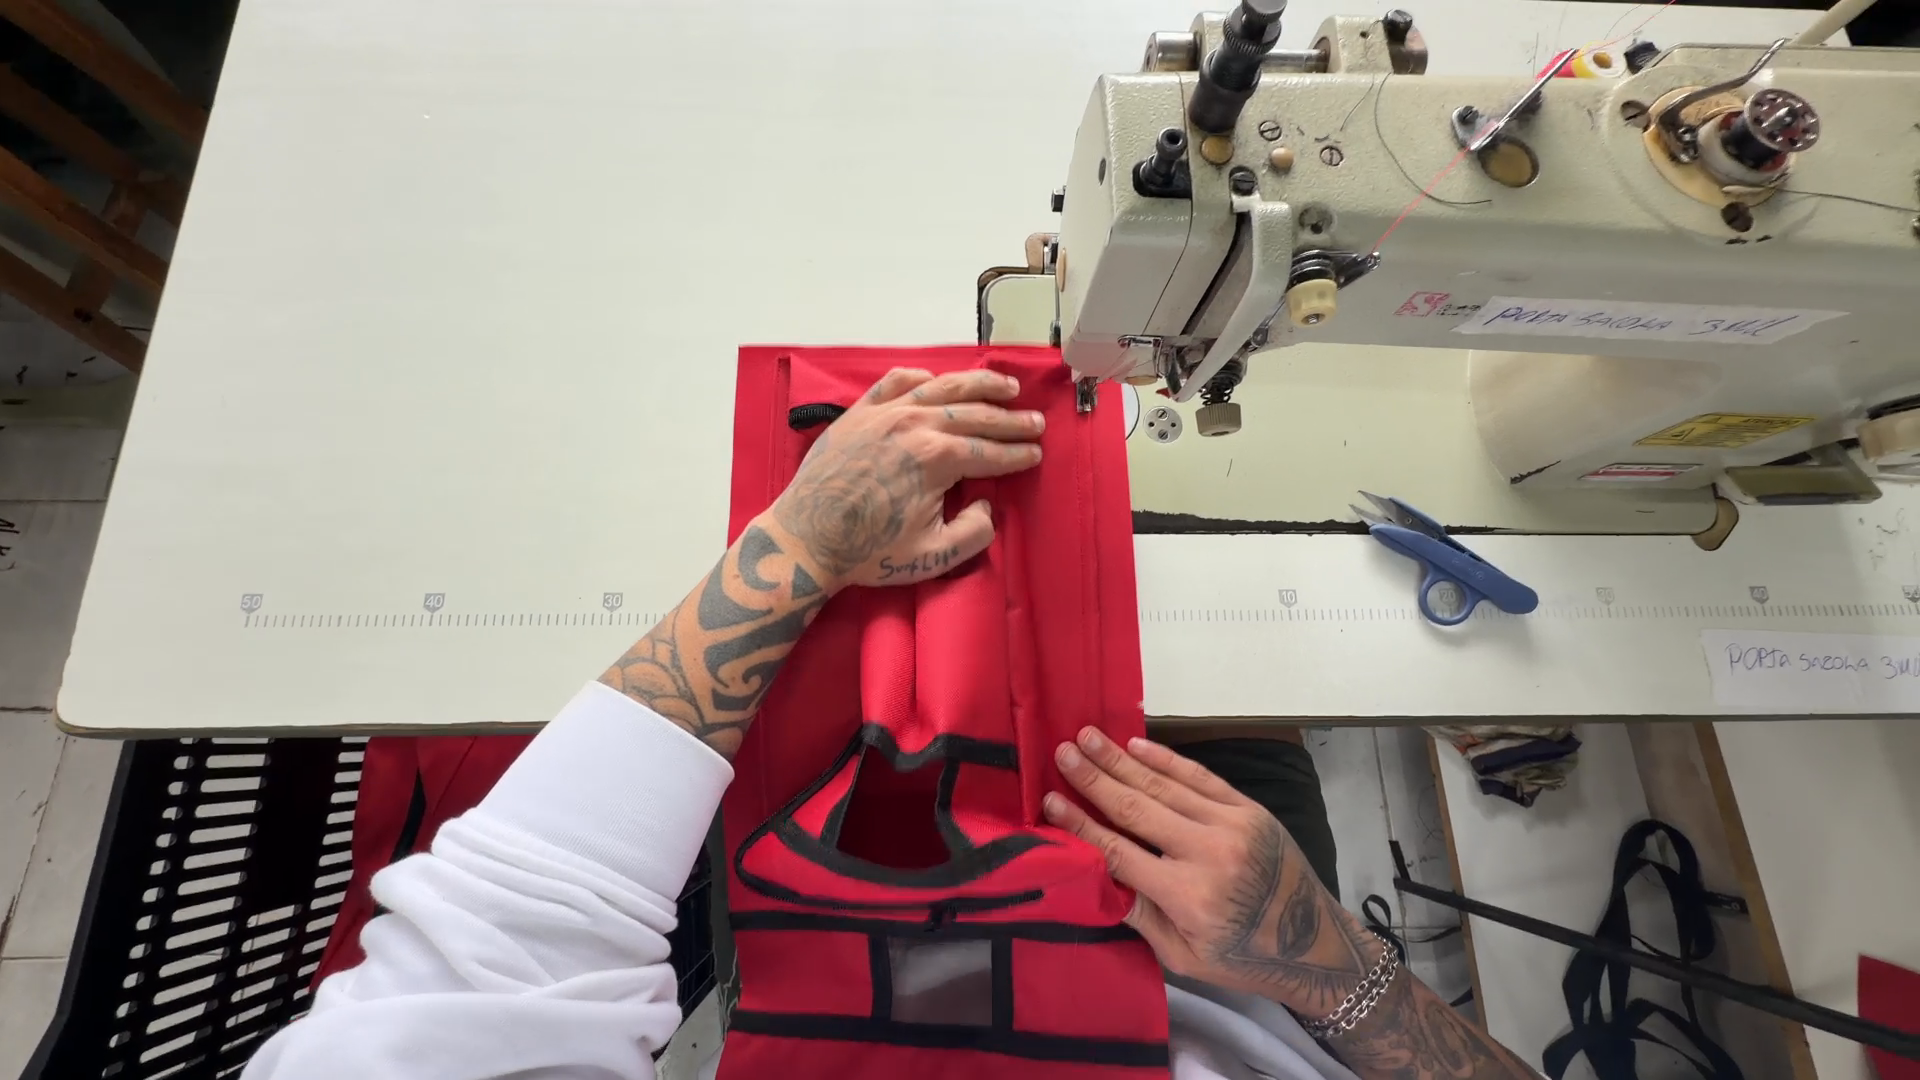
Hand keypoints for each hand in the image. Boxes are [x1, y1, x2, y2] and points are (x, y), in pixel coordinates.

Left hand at [768, 367, 1044, 591]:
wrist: (806, 539)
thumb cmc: (868, 552)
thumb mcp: (933, 557)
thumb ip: (974, 533)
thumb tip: (987, 506)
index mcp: (937, 458)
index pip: (991, 452)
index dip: (1018, 454)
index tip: (1036, 453)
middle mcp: (915, 424)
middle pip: (976, 415)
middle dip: (1011, 420)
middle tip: (1035, 422)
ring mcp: (885, 412)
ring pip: (943, 387)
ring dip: (980, 385)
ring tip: (1006, 386)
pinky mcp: (860, 411)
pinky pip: (896, 380)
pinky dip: (922, 376)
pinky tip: (936, 380)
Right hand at [1043, 728, 1385, 1018]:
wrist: (1318, 946)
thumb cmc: (1242, 958)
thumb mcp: (1184, 957)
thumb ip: (1139, 913)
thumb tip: (1092, 871)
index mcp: (1188, 896)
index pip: (1118, 851)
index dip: (1080, 824)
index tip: (1049, 800)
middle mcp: (1207, 853)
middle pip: (1136, 807)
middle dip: (1094, 778)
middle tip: (1063, 750)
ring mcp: (1231, 824)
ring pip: (1164, 784)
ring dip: (1120, 758)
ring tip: (1088, 735)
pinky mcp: (1248, 808)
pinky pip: (1199, 776)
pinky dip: (1165, 759)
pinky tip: (1136, 744)